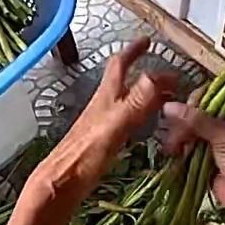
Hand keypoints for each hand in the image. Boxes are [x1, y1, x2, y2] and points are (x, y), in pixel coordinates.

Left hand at [34, 38, 177, 203]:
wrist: (62, 183)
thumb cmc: (85, 156)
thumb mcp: (115, 125)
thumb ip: (136, 102)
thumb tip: (155, 76)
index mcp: (108, 97)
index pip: (121, 64)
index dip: (134, 50)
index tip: (149, 41)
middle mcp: (105, 104)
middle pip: (122, 78)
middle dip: (140, 67)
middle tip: (161, 66)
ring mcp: (103, 121)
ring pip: (125, 97)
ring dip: (143, 90)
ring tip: (162, 92)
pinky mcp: (104, 139)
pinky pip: (127, 117)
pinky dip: (141, 112)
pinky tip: (146, 123)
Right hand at [163, 101, 224, 222]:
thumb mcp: (224, 136)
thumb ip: (197, 120)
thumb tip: (168, 107)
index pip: (208, 98)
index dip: (192, 104)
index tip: (179, 112)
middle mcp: (223, 124)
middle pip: (194, 116)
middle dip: (181, 126)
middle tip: (175, 138)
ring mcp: (212, 142)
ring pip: (188, 132)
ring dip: (177, 139)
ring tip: (171, 149)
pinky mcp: (203, 158)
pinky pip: (186, 149)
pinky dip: (178, 151)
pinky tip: (172, 154)